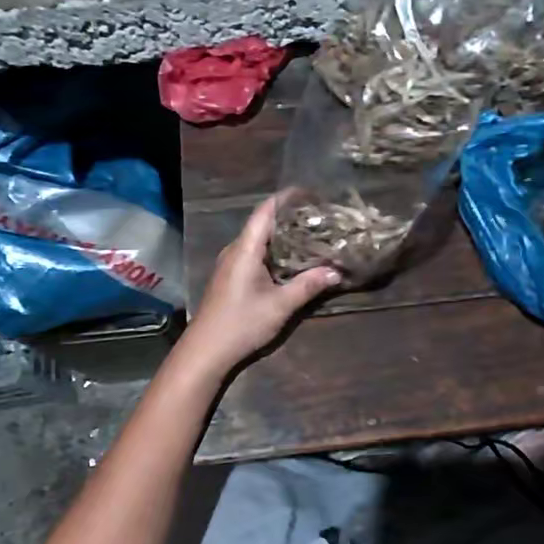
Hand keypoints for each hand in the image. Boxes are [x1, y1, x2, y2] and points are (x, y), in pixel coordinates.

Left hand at [179, 196, 340, 374]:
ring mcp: (230, 264)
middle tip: (320, 218)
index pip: (265, 211)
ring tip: (312, 237)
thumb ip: (308, 286)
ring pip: (259, 241)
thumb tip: (337, 271)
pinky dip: (274, 252)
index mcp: (245, 249)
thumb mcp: (280, 306)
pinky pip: (254, 255)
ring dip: (283, 237)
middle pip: (263, 224)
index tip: (311, 193)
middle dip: (290, 218)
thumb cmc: (241, 323)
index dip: (287, 198)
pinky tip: (291, 262)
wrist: (206, 350)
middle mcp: (235, 250)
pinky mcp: (230, 277)